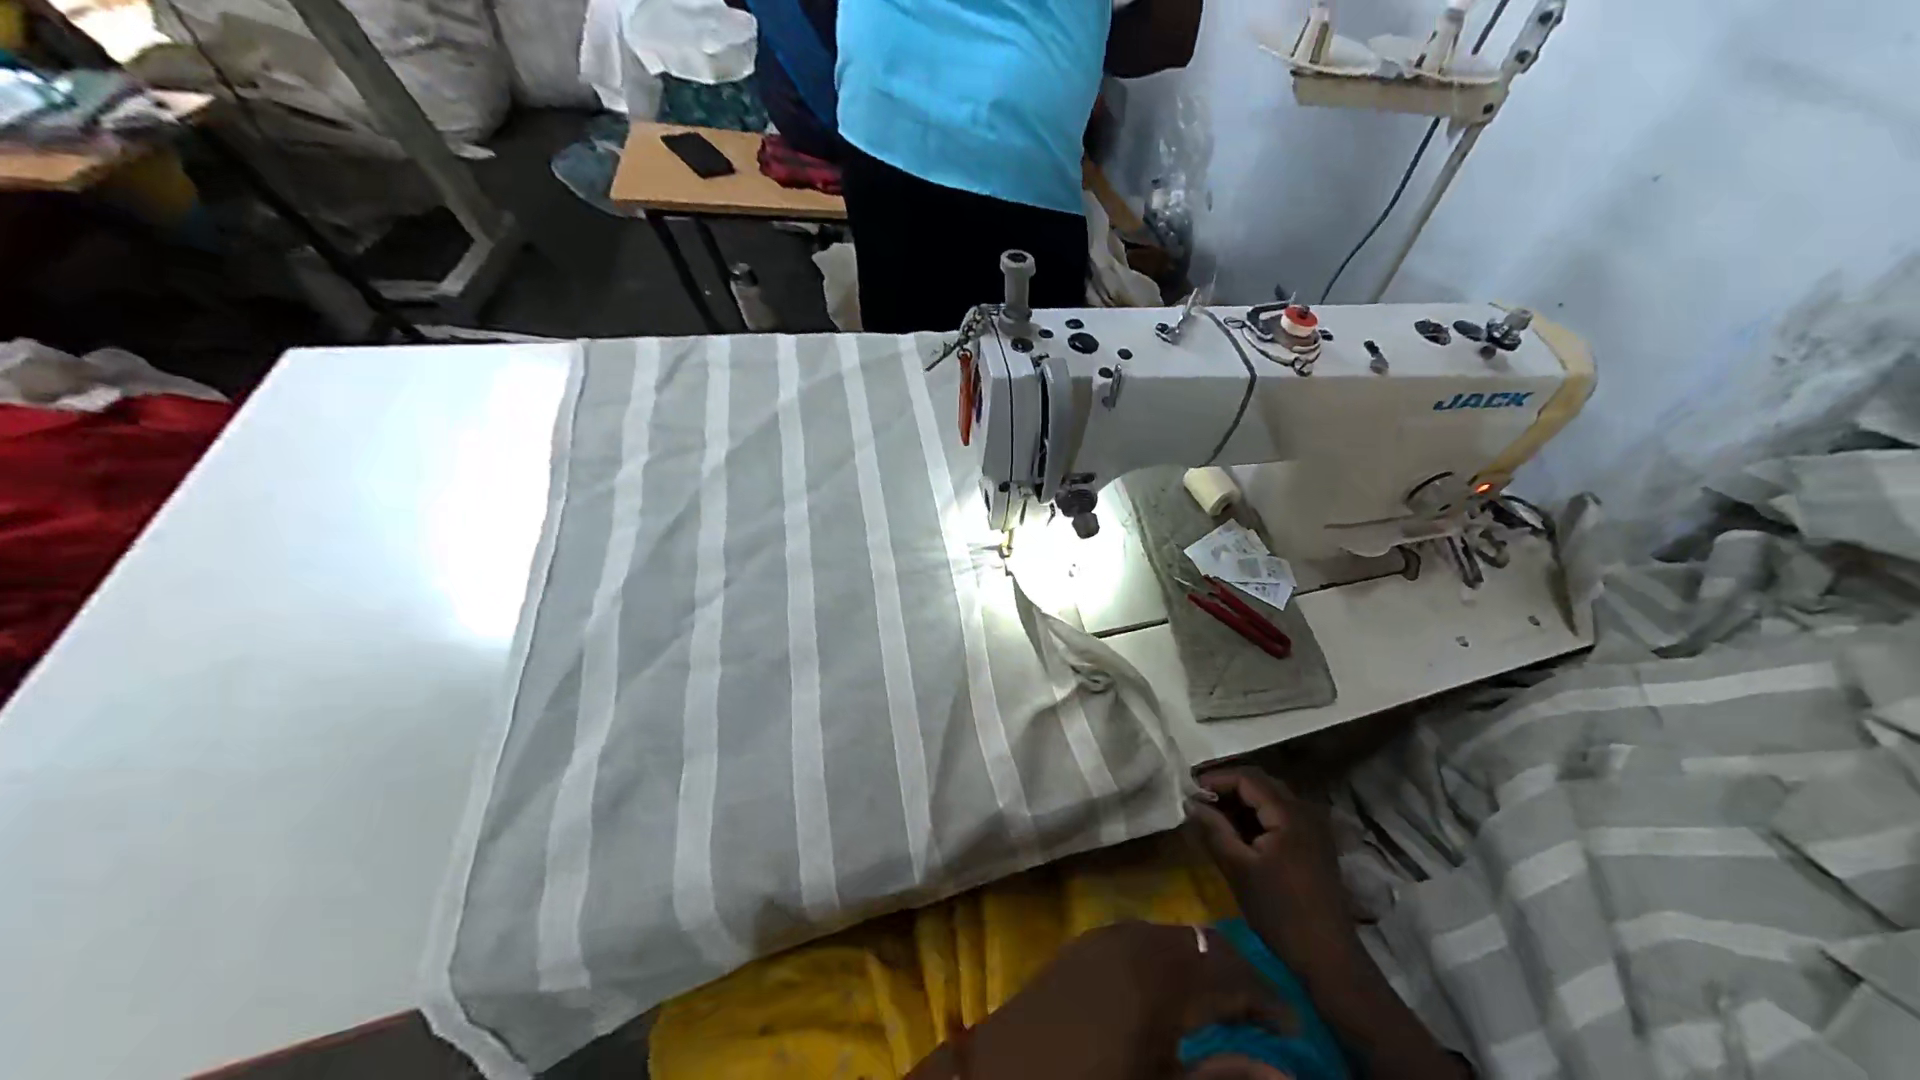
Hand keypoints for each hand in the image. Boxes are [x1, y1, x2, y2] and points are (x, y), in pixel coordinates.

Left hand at [909, 921, 1292, 1079]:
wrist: (1000, 1076)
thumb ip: (1224, 1078)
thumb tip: (1284, 1073)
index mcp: (1159, 973)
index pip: (1232, 972)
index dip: (1268, 1000)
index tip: (1294, 1032)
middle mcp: (1134, 940)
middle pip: (1203, 944)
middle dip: (1237, 977)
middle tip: (1263, 1018)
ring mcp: (1102, 939)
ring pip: (1171, 939)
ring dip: (1201, 966)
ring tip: (1221, 1007)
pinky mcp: (1080, 948)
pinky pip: (1139, 941)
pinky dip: (1167, 962)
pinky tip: (1168, 996)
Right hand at [1185, 768, 1357, 977]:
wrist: (1327, 956)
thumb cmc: (1279, 911)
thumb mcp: (1237, 868)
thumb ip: (1213, 829)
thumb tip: (1190, 802)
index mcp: (1288, 813)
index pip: (1246, 778)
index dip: (1215, 779)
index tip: (1188, 790)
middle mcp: (1304, 812)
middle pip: (1260, 783)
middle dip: (1227, 787)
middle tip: (1197, 799)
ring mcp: (1312, 828)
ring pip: (1270, 799)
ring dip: (1240, 802)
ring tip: (1211, 815)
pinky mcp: (1313, 845)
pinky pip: (1280, 816)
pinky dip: (1256, 817)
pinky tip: (1237, 832)